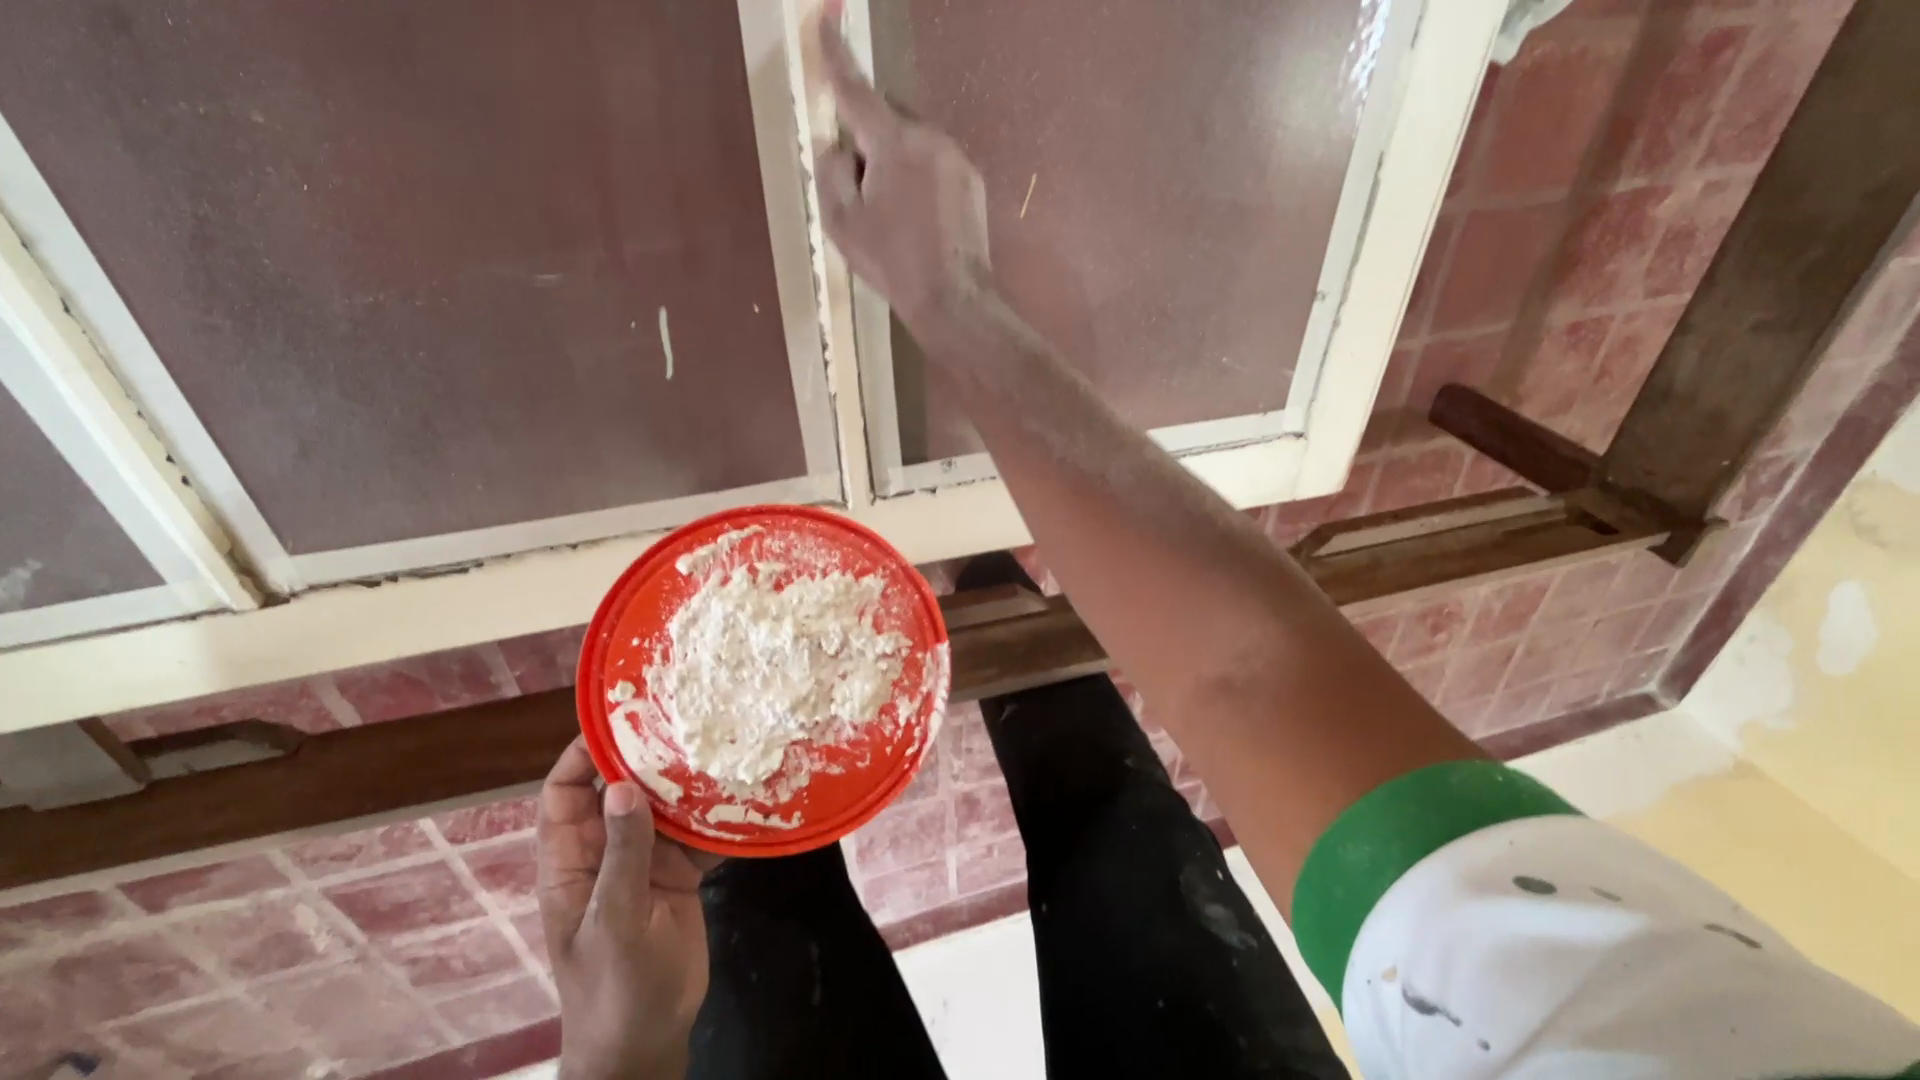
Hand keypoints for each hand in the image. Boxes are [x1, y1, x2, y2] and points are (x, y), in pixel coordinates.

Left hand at [538, 738, 716, 1079]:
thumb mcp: (616, 920)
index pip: (566, 793)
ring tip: (719, 747)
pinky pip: (696, 836)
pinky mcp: (679, 877)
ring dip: (686, 784)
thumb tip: (624, 785)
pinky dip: (715, 817)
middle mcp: (607, 852)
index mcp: (572, 861)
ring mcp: (645, 864)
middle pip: (619, 791)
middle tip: (685, 722)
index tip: (620, 721)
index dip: (583, 755)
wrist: (646, 1042)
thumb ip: (623, 855)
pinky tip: (741, 794)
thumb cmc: (615, 987)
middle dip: (646, 758)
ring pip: (662, 809)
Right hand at [815, 1, 991, 328]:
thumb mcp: (842, 221)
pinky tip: (916, 219)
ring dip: (894, 161)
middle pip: (888, 119)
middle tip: (861, 190)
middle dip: (869, 139)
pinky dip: (918, 178)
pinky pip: (934, 164)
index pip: (857, 90)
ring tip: (891, 214)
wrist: (953, 299)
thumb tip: (838, 147)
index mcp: (894, 142)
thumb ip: (831, 170)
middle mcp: (931, 138)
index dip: (837, 57)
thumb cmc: (892, 263)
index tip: (827, 18)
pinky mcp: (972, 182)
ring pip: (913, 142)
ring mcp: (957, 159)